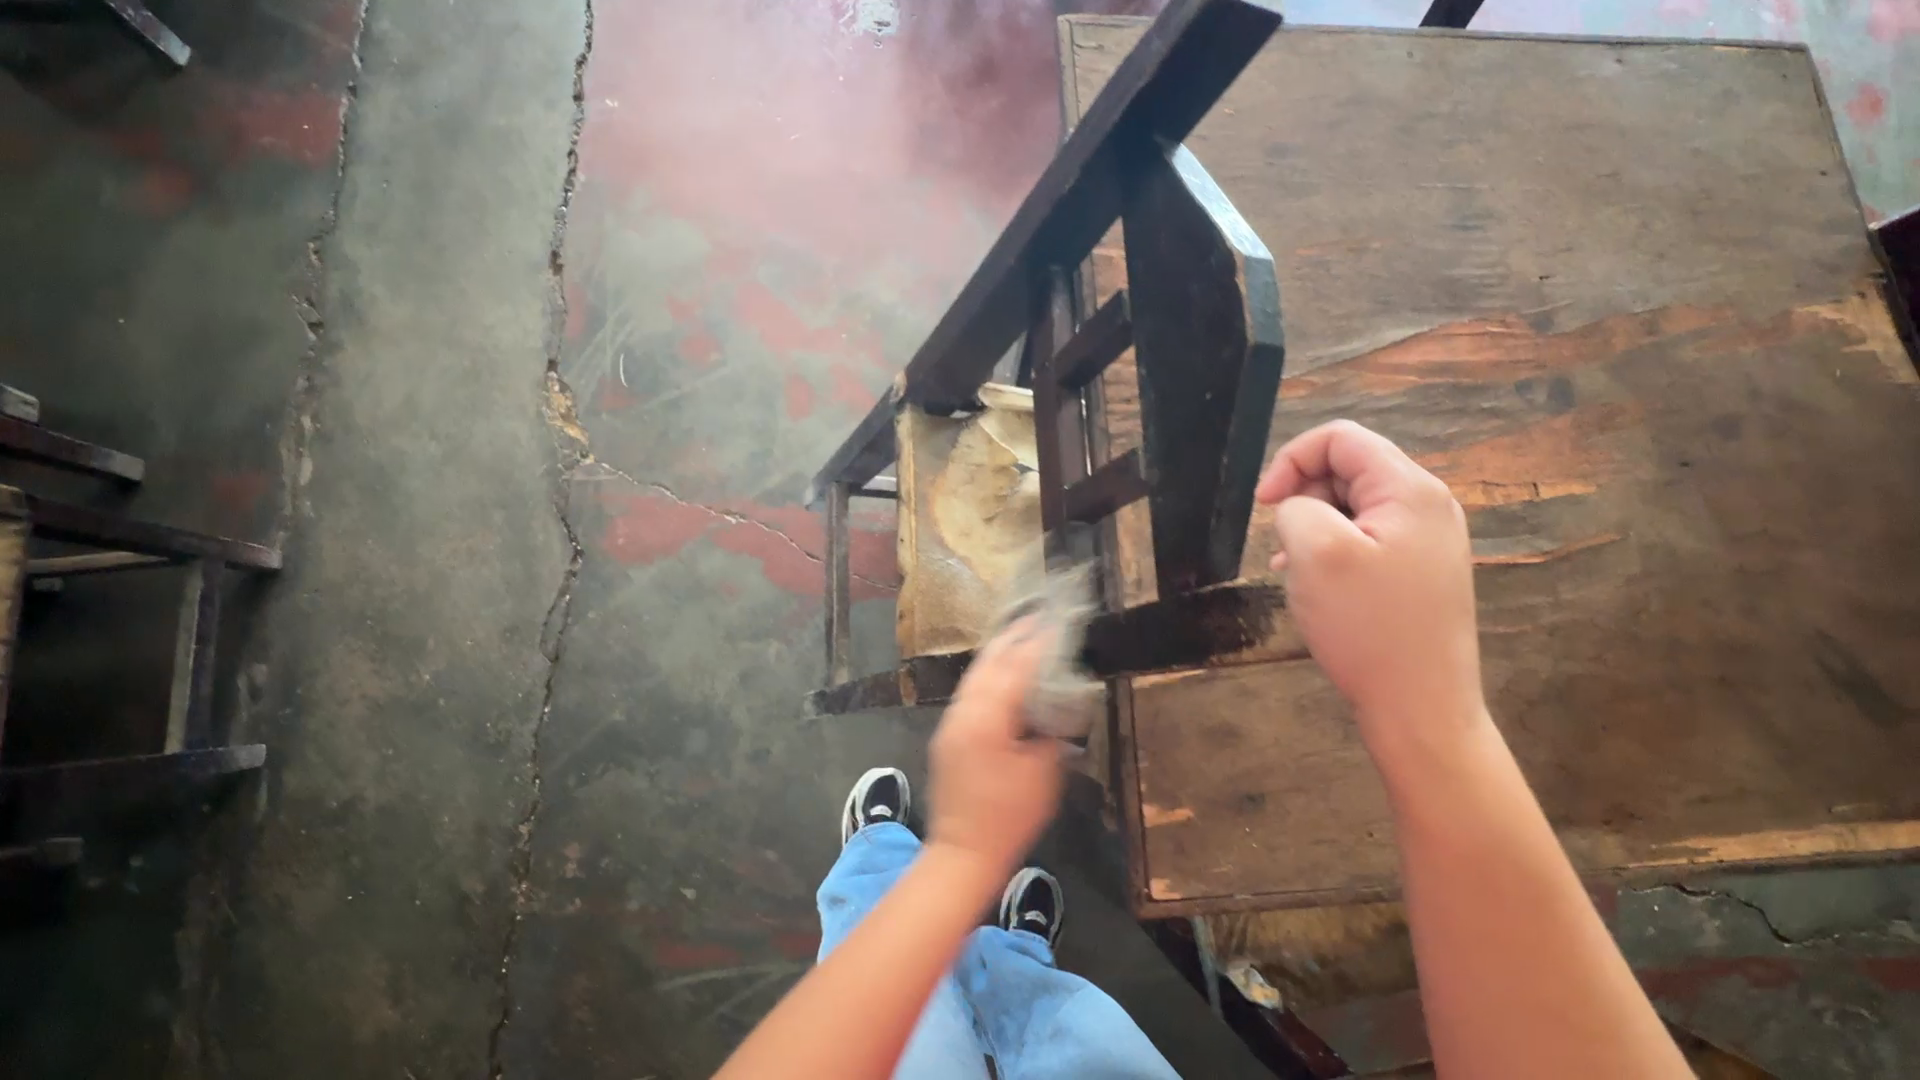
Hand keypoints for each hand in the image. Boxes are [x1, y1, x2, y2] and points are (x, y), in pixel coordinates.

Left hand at [926, 621, 1064, 874]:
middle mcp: (964, 711)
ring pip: (975, 675)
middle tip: (1039, 616)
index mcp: (988, 717)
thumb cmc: (1010, 817)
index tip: (1057, 621)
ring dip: (999, 652)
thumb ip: (1049, 732)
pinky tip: (1002, 671)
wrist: (962, 852)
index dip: (1039, 643)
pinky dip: (988, 674)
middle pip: (989, 662)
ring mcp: (951, 721)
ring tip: (1022, 633)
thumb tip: (1054, 708)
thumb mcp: (1043, 773)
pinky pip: (969, 691)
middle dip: (1015, 637)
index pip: (1017, 667)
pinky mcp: (948, 734)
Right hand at [1254, 420, 1484, 741]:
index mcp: (1409, 490)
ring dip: (1313, 527)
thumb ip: (1296, 507)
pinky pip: (1366, 540)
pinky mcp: (1420, 573)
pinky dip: (1332, 551)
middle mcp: (1427, 506)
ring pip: (1352, 507)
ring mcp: (1428, 542)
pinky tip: (1315, 585)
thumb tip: (1299, 508)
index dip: (1291, 460)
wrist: (1421, 706)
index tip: (1264, 506)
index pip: (1340, 438)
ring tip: (1293, 569)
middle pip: (1348, 470)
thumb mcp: (1315, 554)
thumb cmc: (1367, 626)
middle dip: (1303, 497)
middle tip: (1282, 544)